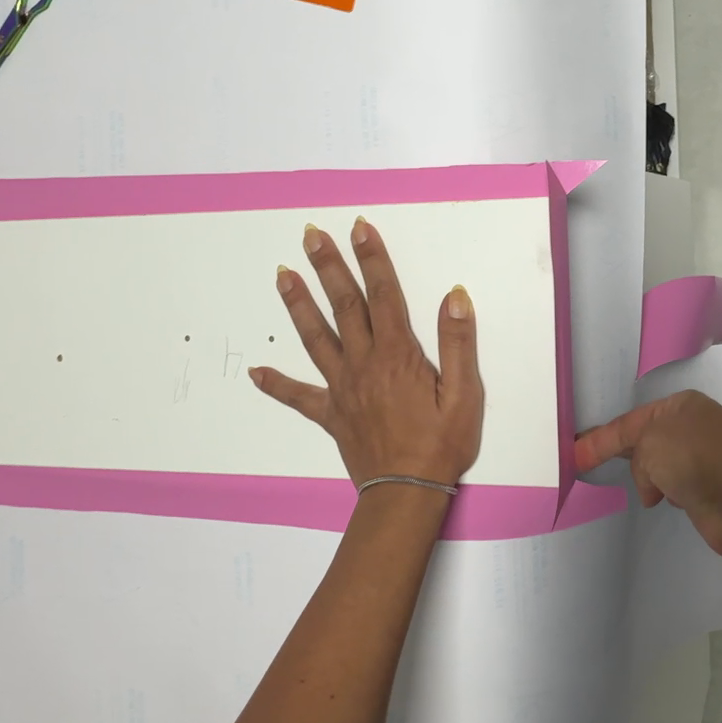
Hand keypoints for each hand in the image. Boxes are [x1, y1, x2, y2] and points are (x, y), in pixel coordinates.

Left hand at [250, 218, 484, 486]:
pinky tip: (256, 373)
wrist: (407, 494)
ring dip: (299, 305)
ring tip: (282, 275)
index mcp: (398, 354)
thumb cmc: (442, 442)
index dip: (372, 259)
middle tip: (311, 235)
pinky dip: (277, 385)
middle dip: (329, 267)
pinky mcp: (331, 415)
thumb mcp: (465, 393)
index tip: (359, 228)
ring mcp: (342, 389)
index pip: (383, 295)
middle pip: (344, 306)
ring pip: (316, 338)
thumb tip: (453, 296)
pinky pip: (299, 397)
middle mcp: (364, 363)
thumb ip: (458, 342)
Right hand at [574, 390, 721, 562]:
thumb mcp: (653, 443)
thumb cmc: (701, 462)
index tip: (574, 455)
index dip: (599, 439)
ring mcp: (698, 462)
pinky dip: (659, 496)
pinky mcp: (704, 494)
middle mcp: (689, 430)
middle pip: (641, 442)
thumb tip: (652, 485)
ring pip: (655, 469)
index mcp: (679, 407)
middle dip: (620, 455)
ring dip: (644, 480)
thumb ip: (635, 454)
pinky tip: (656, 504)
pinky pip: (669, 491)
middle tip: (588, 471)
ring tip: (637, 492)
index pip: (629, 422)